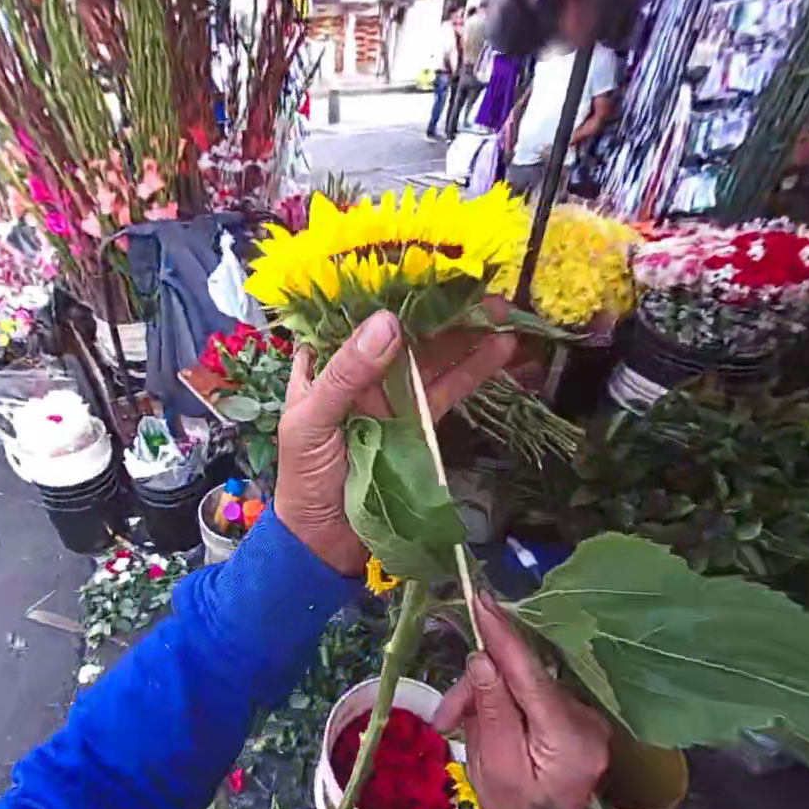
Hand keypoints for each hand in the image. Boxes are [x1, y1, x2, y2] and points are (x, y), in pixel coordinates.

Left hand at [275, 307, 515, 575]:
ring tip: (504, 312)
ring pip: (433, 358)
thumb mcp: (311, 421)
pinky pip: (446, 391)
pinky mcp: (420, 423)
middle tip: (484, 287)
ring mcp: (394, 397)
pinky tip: (499, 350)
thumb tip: (389, 322)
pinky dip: (472, 371)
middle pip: (406, 332)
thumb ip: (346, 374)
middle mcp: (363, 372)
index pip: (360, 315)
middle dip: (443, 309)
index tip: (430, 268)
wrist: (326, 540)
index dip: (395, 290)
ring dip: (467, 335)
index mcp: (327, 363)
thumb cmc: (305, 477)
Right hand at [435, 594, 610, 808]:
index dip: (502, 634)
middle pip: (521, 676)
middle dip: (478, 685)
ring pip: (522, 681)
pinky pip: (530, 691)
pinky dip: (501, 700)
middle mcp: (584, 717)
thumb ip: (490, 711)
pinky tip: (481, 722)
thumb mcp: (493, 769)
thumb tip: (480, 658)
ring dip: (484, 695)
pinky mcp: (574, 712)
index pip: (530, 672)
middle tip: (445, 718)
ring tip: (454, 724)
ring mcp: (583, 713)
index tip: (480, 599)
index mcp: (568, 737)